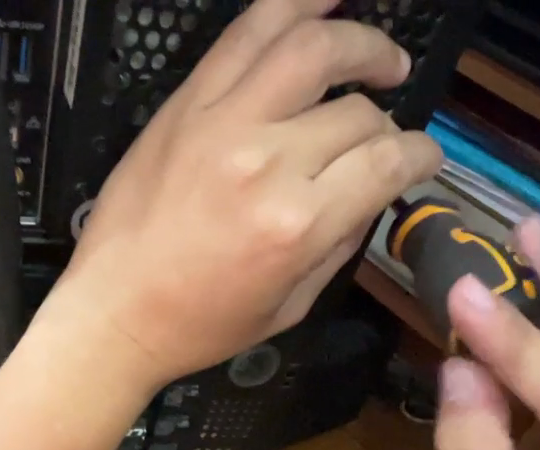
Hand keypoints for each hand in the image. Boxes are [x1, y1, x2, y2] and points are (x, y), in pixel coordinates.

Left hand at [45, 0, 440, 390]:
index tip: (425, 158)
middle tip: (381, 136)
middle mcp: (268, 162)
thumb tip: (374, 194)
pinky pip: (247, 32)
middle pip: (355, 112)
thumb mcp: (287, 307)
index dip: (420, 156)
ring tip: (379, 58)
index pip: (386, 163)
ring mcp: (224, 123)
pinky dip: (295, 2)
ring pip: (312, 48)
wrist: (114, 314)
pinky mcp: (187, 104)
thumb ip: (339, 245)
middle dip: (383, 122)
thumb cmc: (199, 326)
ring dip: (360, 41)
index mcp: (298, 225)